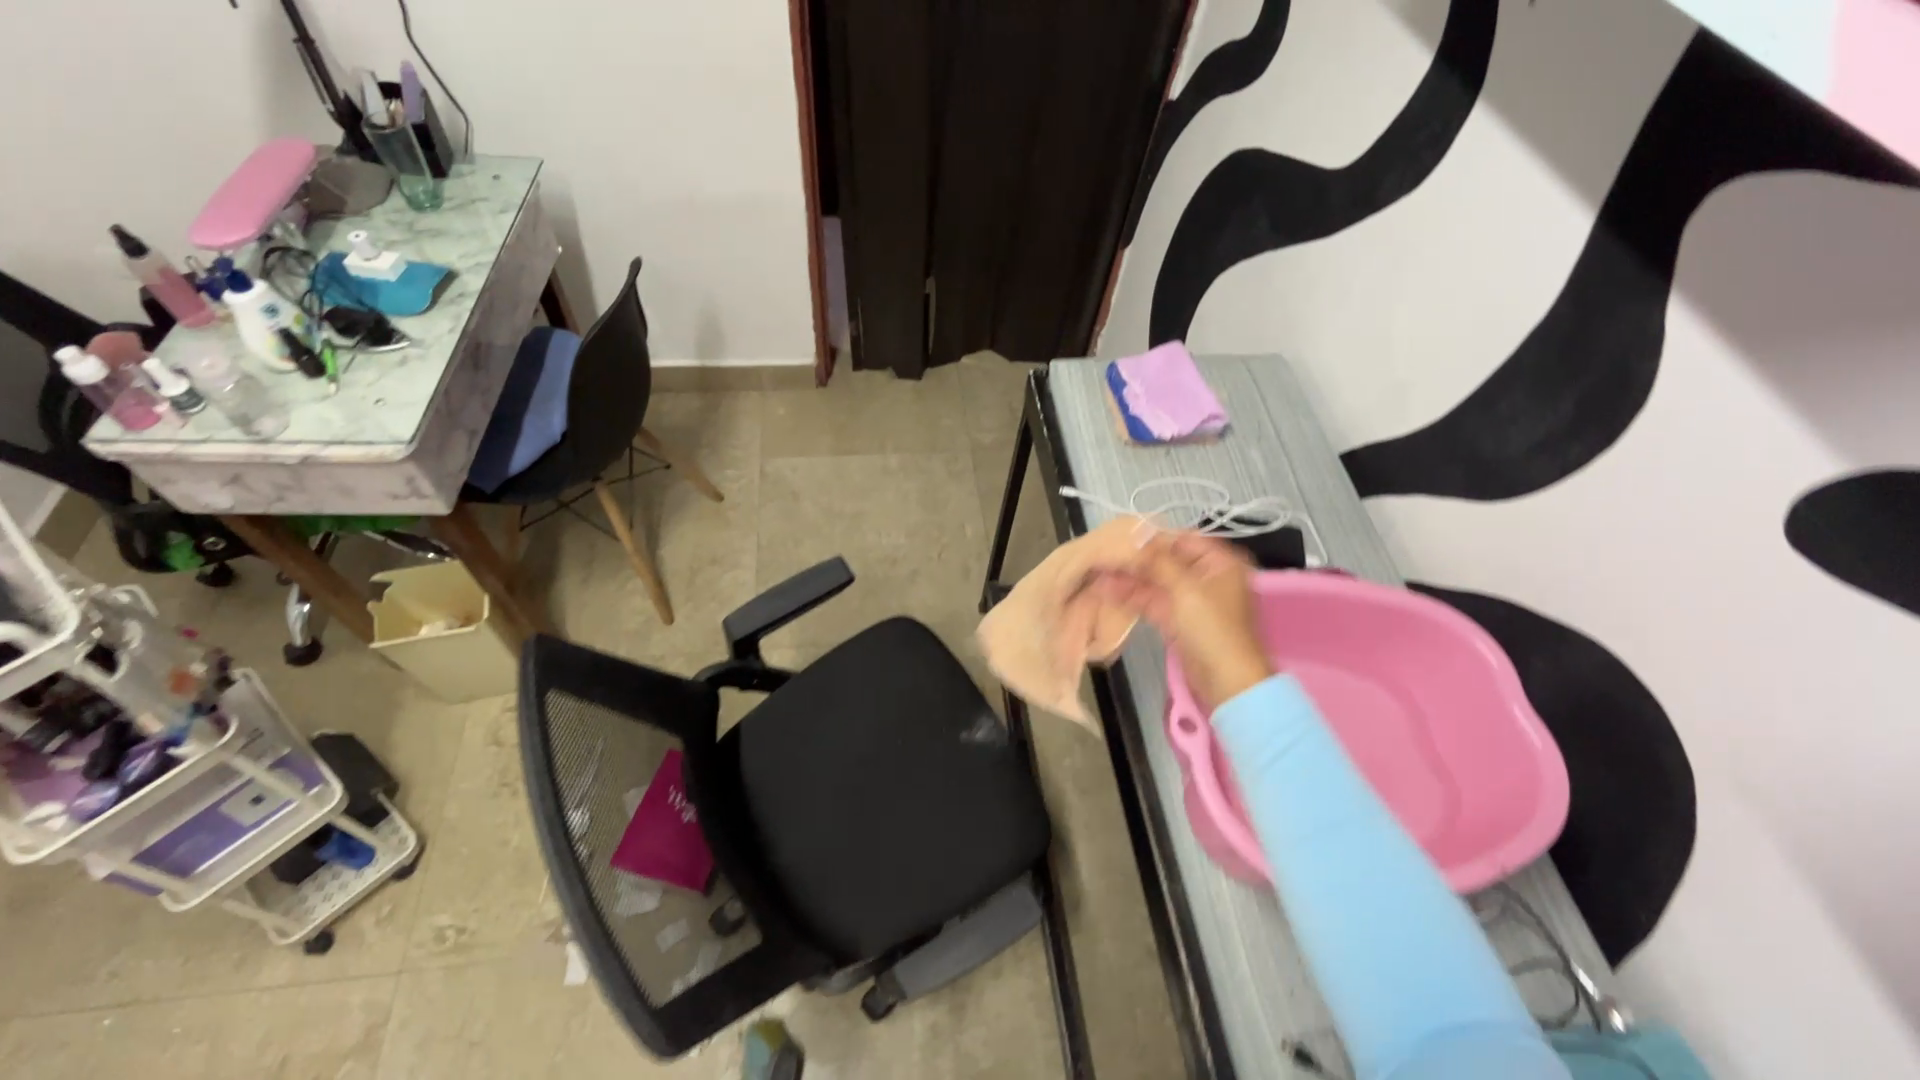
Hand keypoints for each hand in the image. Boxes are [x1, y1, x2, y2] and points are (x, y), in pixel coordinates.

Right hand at [1093, 531, 1272, 713]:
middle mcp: (1206, 577)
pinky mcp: (1177, 620)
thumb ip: (1159, 560)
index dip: (1154, 538)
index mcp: (1220, 563)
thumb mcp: (1186, 588)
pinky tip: (1108, 590)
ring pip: (1157, 582)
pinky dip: (1133, 596)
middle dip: (1136, 559)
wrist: (1225, 680)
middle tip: (1104, 553)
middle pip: (1167, 561)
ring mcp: (1191, 600)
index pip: (1183, 540)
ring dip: (1130, 578)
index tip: (1123, 536)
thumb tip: (1137, 534)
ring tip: (1098, 571)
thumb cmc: (1213, 627)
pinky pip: (1153, 602)